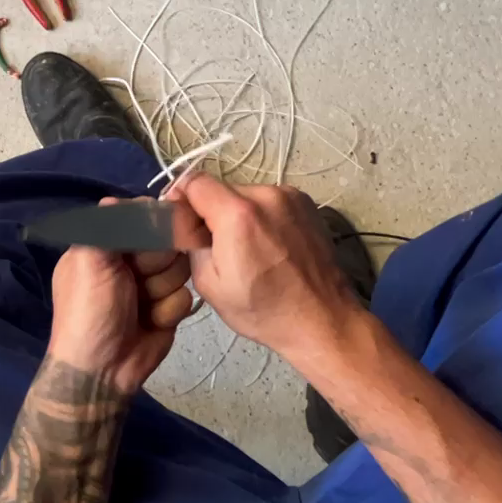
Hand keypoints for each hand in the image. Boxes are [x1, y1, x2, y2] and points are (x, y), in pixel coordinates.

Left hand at [46, 199, 195, 394]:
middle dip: (155, 261)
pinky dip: (169, 310)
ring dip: (161, 288)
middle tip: (135, 279)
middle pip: (168, 238)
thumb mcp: (89, 261)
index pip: (142, 213)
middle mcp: (130, 258)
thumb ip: (103, 227)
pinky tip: (152, 322)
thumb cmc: (90, 310)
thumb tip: (113, 199)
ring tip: (141, 305)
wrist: (103, 370)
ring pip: (181, 266)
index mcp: (107, 242)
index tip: (150, 234)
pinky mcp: (168, 307)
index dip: (152, 223)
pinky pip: (186, 295)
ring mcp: (151, 282)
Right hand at [174, 173, 362, 356]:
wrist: (324, 320)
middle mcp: (264, 195)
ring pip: (245, 194)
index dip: (180, 196)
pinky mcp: (307, 202)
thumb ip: (190, 243)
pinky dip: (260, 215)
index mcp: (237, 214)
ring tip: (245, 246)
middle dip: (209, 210)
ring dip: (236, 213)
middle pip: (220, 188)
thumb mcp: (209, 285)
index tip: (178, 216)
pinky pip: (268, 200)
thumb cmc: (264, 310)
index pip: (194, 182)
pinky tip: (268, 243)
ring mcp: (289, 196)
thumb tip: (185, 223)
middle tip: (210, 241)